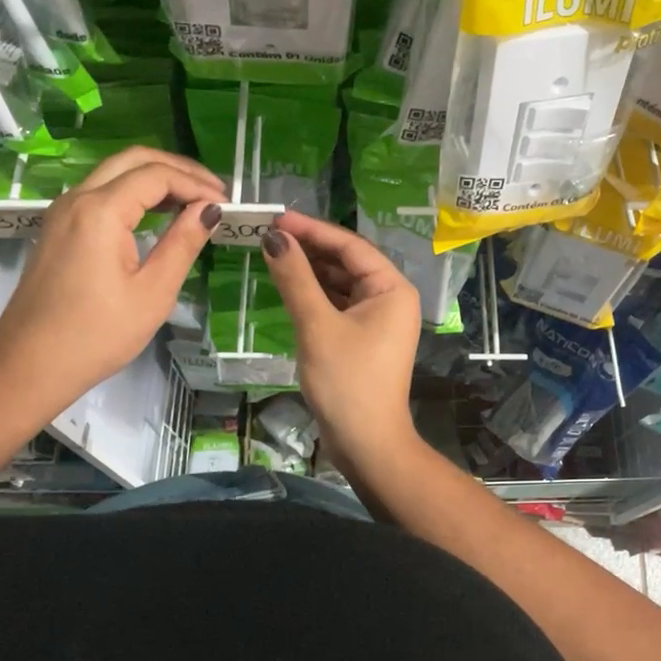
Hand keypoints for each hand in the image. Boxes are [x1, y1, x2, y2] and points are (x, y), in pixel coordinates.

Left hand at [0, 147, 225, 399]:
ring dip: (156, 178)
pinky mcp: (59, 228)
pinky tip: (160, 214)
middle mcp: (77, 198)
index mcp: (100, 211)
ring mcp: (63, 211)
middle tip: (215, 192)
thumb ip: (183, 243)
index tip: (228, 203)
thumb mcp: (152, 292)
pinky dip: (135, 193)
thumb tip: (210, 210)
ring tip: (195, 201)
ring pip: (115, 172)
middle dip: (179, 170)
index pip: (157, 175)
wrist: (29, 365)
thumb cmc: (96, 335)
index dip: (197, 184)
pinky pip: (102, 192)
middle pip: (134, 160)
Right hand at [259, 211, 420, 461]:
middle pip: (347, 262)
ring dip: (310, 271)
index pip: (350, 246)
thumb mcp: (317, 325)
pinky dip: (315, 295)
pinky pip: (338, 305)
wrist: (366, 442)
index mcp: (392, 288)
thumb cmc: (347, 381)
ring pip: (341, 284)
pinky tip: (288, 285)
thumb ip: (295, 278)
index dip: (313, 230)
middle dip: (310, 249)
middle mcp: (391, 298)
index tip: (276, 218)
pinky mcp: (363, 339)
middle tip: (268, 235)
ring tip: (272, 254)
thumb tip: (274, 238)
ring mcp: (378, 320)